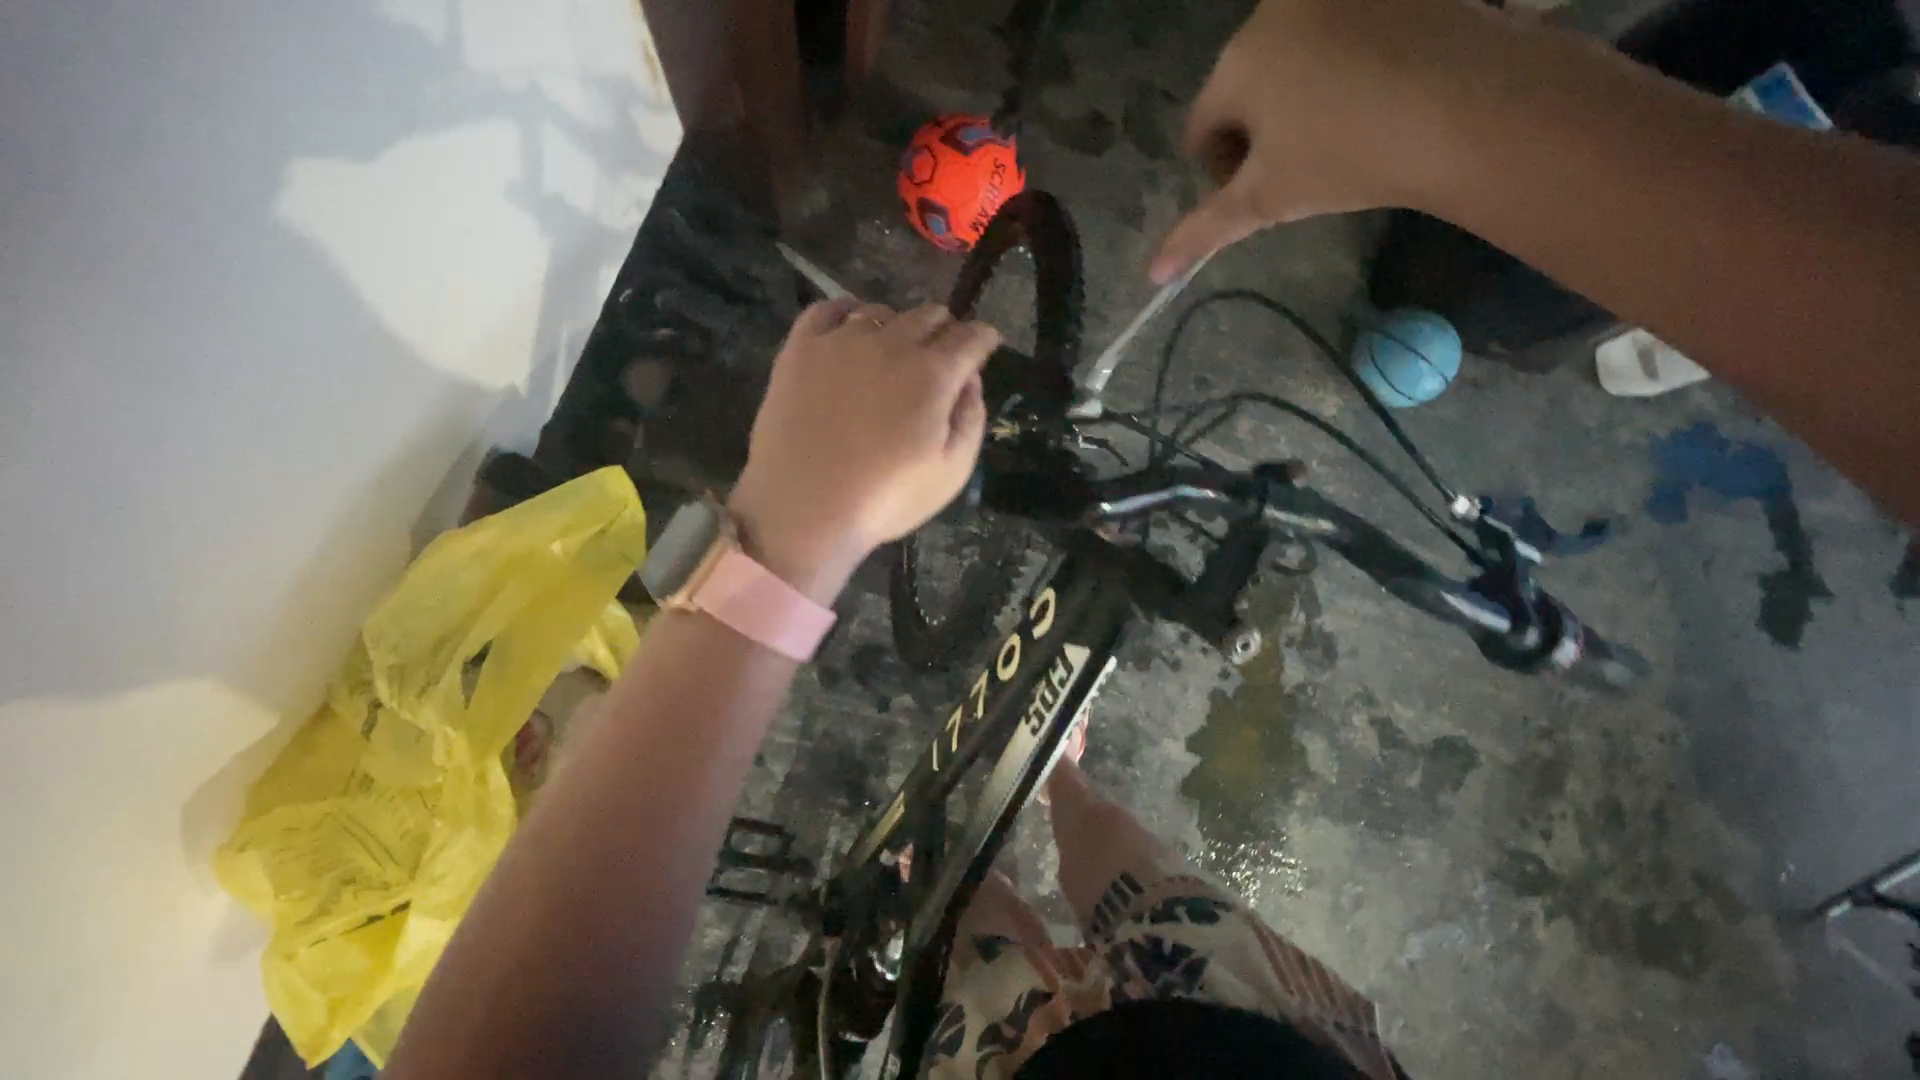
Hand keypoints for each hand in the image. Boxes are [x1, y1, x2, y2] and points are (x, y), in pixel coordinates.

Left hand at [727, 299, 1000, 601]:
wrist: (802, 507)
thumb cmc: (884, 498)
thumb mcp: (951, 472)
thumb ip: (971, 418)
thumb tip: (970, 379)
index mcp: (933, 374)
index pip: (971, 337)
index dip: (984, 338)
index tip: (986, 345)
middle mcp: (891, 344)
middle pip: (929, 316)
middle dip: (944, 330)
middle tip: (942, 354)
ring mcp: (841, 342)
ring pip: (881, 312)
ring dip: (898, 325)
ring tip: (894, 349)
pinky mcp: (801, 349)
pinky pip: (827, 309)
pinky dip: (846, 310)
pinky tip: (849, 325)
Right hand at [1150, 0, 1500, 282]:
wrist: (1471, 108)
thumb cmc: (1350, 159)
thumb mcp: (1268, 201)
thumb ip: (1202, 232)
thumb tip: (1151, 274)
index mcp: (1237, 62)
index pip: (1202, 129)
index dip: (1223, 171)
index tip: (1266, 191)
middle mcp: (1273, 9)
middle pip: (1243, 87)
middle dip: (1261, 129)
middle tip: (1306, 164)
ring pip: (1291, 56)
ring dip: (1301, 94)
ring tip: (1347, 128)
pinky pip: (1342, 30)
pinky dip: (1347, 62)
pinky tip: (1381, 92)